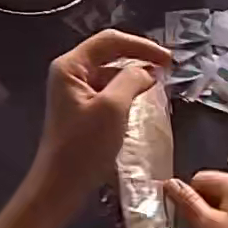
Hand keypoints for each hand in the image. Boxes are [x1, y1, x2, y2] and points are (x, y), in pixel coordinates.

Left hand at [26, 30, 170, 217]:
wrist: (60, 186)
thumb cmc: (83, 147)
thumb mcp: (113, 108)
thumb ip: (132, 80)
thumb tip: (147, 72)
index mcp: (70, 66)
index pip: (110, 41)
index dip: (142, 46)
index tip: (168, 59)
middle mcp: (69, 73)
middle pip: (109, 53)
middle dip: (139, 58)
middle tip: (167, 69)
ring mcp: (75, 92)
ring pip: (110, 72)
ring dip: (134, 75)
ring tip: (159, 84)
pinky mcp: (82, 109)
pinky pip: (108, 90)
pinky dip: (127, 91)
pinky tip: (142, 100)